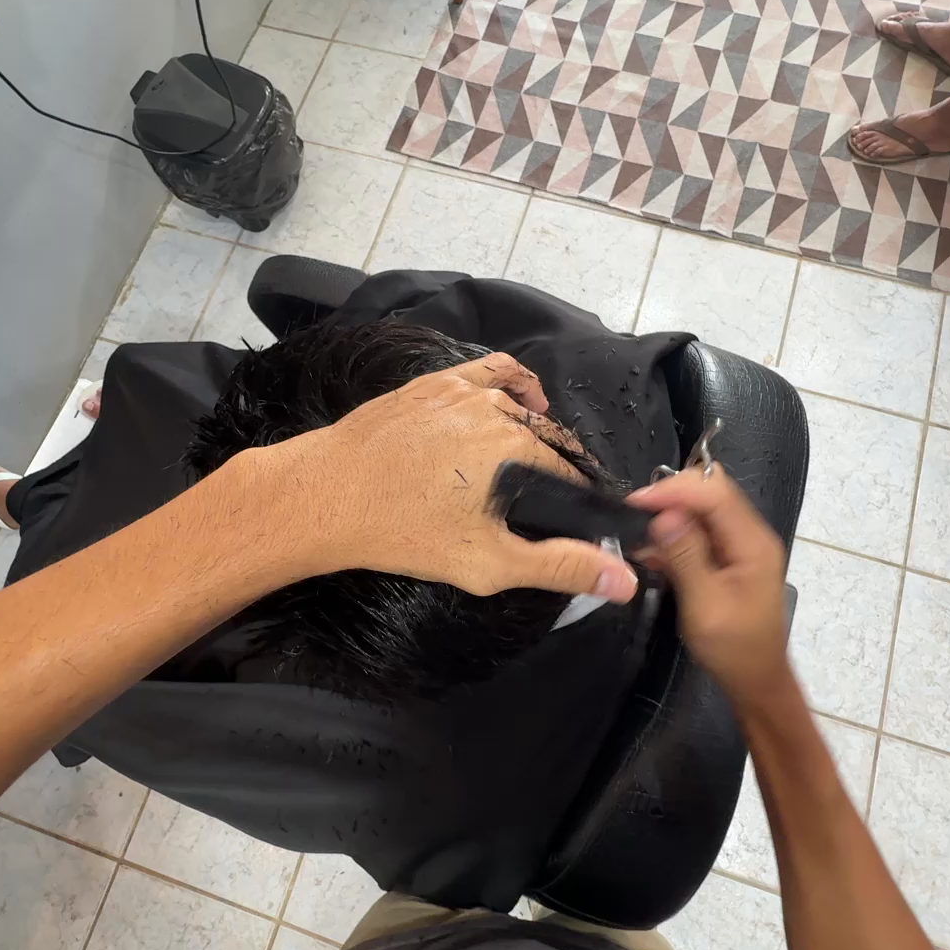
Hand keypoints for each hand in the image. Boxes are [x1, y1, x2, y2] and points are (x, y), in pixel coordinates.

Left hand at [250, 353, 637, 601]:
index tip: (575, 517)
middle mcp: (496, 409)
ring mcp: (462, 389)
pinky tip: (516, 400)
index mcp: (515, 448)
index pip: (569, 472)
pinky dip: (513, 383)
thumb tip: (624, 579)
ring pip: (522, 402)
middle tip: (548, 497)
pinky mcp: (433, 382)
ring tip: (539, 452)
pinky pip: (489, 371)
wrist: (325, 495)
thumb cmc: (404, 532)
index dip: (578, 497)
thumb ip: (559, 566)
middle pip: (548, 436)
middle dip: (558, 464)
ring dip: (540, 426)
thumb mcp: (488, 562)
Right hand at [628, 467, 791, 699]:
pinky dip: (672, 535)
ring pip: (701, 509)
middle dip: (670, 498)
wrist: (756, 681)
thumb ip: (686, 556)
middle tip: (633, 516)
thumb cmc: (733, 649)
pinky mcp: (727, 556)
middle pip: (709, 492)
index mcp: (752, 543)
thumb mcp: (705, 605)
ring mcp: (740, 544)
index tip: (636, 502)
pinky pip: (698, 531)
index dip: (674, 489)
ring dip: (668, 516)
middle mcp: (750, 534)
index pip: (714, 492)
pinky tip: (650, 552)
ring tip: (637, 536)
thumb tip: (664, 515)